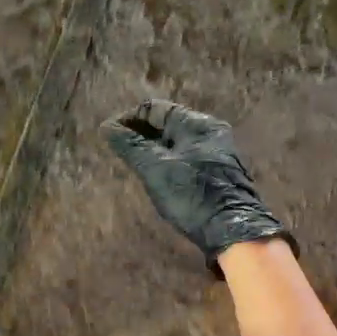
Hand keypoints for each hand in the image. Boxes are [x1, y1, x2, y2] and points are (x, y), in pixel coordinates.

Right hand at [101, 101, 291, 268]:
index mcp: (196, 125)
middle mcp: (208, 132)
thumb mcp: (155, 169)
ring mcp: (214, 152)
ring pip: (175, 141)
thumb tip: (107, 127)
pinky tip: (154, 175)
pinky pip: (183, 157)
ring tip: (131, 162)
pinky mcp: (215, 172)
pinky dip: (164, 160)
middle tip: (116, 150)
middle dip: (139, 133)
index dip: (129, 119)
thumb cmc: (191, 194)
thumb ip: (130, 146)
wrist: (229, 227)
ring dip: (151, 148)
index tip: (108, 135)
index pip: (156, 109)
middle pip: (166, 123)